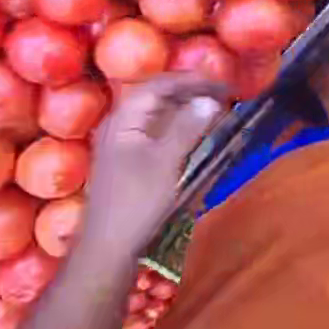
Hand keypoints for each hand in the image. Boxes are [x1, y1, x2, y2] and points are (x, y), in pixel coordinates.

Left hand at [80, 74, 229, 253]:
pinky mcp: (127, 161)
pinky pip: (155, 131)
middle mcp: (118, 126)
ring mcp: (120, 144)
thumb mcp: (166, 162)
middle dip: (189, 91)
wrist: (107, 249)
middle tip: (221, 93)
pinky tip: (194, 134)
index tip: (221, 82)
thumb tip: (210, 100)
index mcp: (123, 120)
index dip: (191, 79)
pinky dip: (177, 126)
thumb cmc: (136, 203)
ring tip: (213, 109)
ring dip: (184, 108)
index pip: (158, 84)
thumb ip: (187, 128)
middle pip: (155, 96)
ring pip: (156, 114)